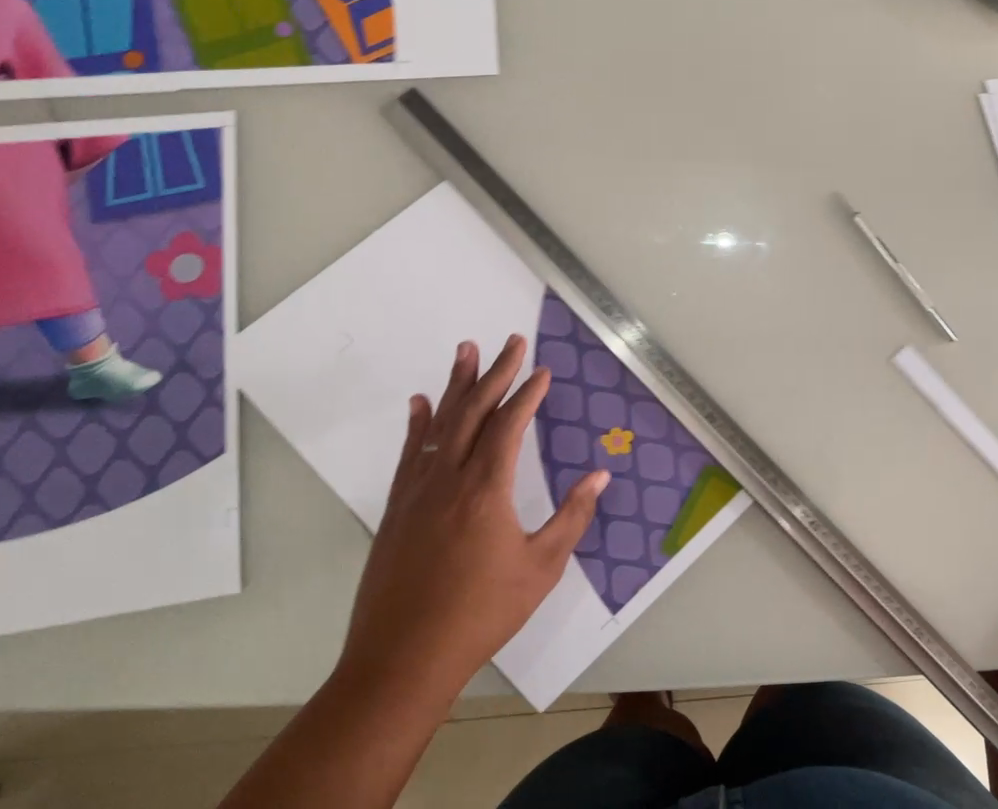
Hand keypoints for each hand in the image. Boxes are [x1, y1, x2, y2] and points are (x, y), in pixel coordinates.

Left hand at [336, 336, 608, 702]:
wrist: (403, 657)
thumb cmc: (482, 612)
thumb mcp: (541, 567)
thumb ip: (572, 516)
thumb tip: (601, 476)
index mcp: (487, 489)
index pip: (509, 425)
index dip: (527, 394)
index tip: (542, 371)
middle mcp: (449, 479)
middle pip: (473, 412)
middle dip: (494, 374)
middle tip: (509, 341)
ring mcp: (417, 492)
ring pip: (439, 425)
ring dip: (455, 385)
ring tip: (465, 351)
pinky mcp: (396, 510)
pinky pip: (410, 454)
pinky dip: (418, 425)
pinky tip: (420, 404)